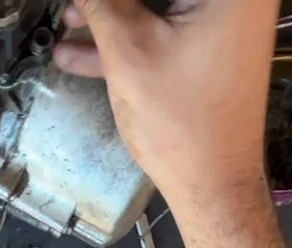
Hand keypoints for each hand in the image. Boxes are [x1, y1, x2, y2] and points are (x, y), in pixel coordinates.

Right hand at [53, 0, 277, 214]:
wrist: (213, 185)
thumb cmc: (182, 125)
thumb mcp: (129, 52)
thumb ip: (101, 3)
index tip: (86, 2)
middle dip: (110, 0)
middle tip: (72, 9)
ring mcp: (224, 23)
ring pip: (158, 6)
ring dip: (111, 14)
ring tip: (66, 21)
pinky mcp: (211, 51)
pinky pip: (164, 30)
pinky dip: (129, 36)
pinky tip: (81, 50)